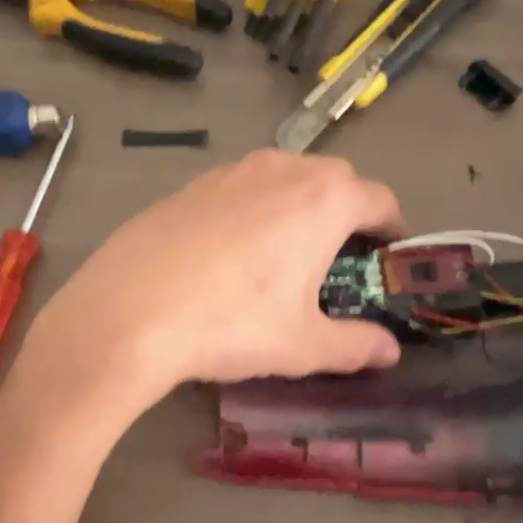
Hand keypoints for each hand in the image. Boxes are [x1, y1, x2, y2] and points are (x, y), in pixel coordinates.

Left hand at [17, 149, 405, 412]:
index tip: (388, 258)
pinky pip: (240, 189)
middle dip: (348, 212)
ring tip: (285, 254)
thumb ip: (355, 345)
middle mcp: (282, 170)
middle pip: (334, 179)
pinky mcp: (189, 186)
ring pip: (284, 177)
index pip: (380, 199)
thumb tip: (388, 352)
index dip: (393, 229)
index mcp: (323, 200)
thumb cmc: (231, 324)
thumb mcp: (302, 346)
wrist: (129, 312)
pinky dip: (253, 210)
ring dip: (298, 206)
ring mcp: (230, 172)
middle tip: (339, 259)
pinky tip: (231, 255)